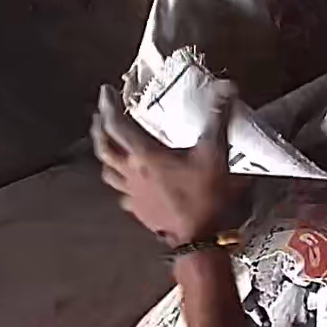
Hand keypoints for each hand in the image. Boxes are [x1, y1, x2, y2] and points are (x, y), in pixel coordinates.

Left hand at [92, 83, 246, 246]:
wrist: (197, 238)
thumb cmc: (203, 196)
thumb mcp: (214, 152)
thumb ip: (218, 117)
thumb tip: (226, 87)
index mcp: (144, 155)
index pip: (116, 125)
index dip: (109, 105)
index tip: (106, 91)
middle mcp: (131, 172)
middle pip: (104, 145)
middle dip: (100, 126)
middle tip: (102, 112)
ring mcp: (131, 193)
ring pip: (106, 168)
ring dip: (105, 151)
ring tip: (108, 141)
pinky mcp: (136, 209)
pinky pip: (120, 189)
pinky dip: (119, 177)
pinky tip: (127, 177)